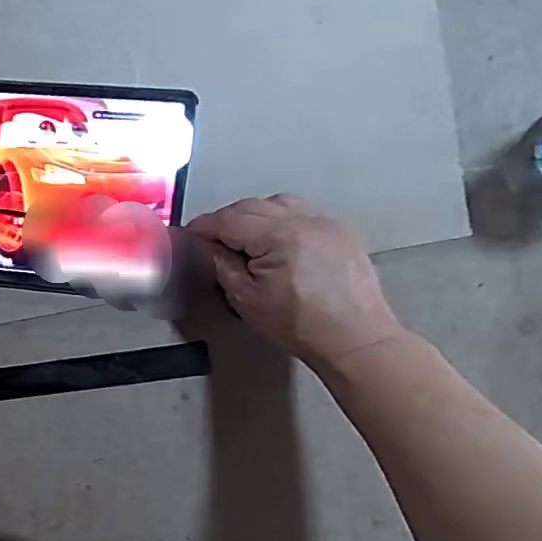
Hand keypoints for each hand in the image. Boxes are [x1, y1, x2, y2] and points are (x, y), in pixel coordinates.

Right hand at [180, 194, 405, 366]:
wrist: (353, 338)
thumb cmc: (298, 324)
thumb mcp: (245, 298)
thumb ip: (222, 264)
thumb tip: (206, 245)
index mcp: (279, 237)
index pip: (229, 219)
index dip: (203, 226)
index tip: (188, 236)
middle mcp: (304, 220)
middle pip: (252, 206)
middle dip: (225, 219)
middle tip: (209, 240)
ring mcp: (326, 223)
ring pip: (277, 203)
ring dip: (253, 214)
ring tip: (242, 237)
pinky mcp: (339, 231)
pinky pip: (301, 211)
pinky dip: (279, 217)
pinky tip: (272, 237)